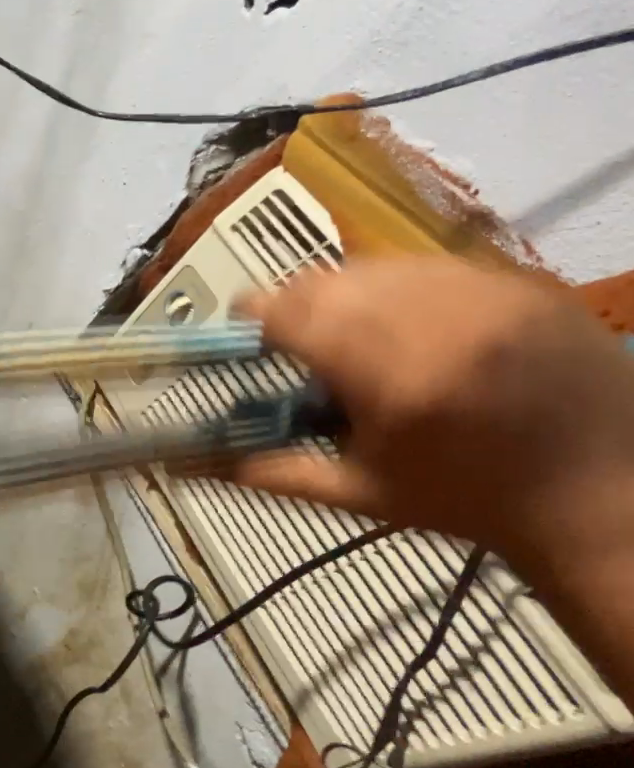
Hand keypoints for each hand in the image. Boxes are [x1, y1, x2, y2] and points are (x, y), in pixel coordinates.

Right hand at [228, 258, 633, 567]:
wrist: (611, 501)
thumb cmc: (468, 502)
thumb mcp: (356, 493)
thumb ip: (263, 471)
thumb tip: (178, 466)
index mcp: (391, 378)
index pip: (291, 312)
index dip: (254, 311)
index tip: (242, 322)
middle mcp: (439, 323)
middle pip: (328, 281)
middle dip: (297, 302)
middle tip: (294, 333)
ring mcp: (491, 298)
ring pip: (377, 266)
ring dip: (346, 290)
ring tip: (352, 326)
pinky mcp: (528, 288)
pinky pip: (434, 266)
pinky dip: (402, 286)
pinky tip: (410, 319)